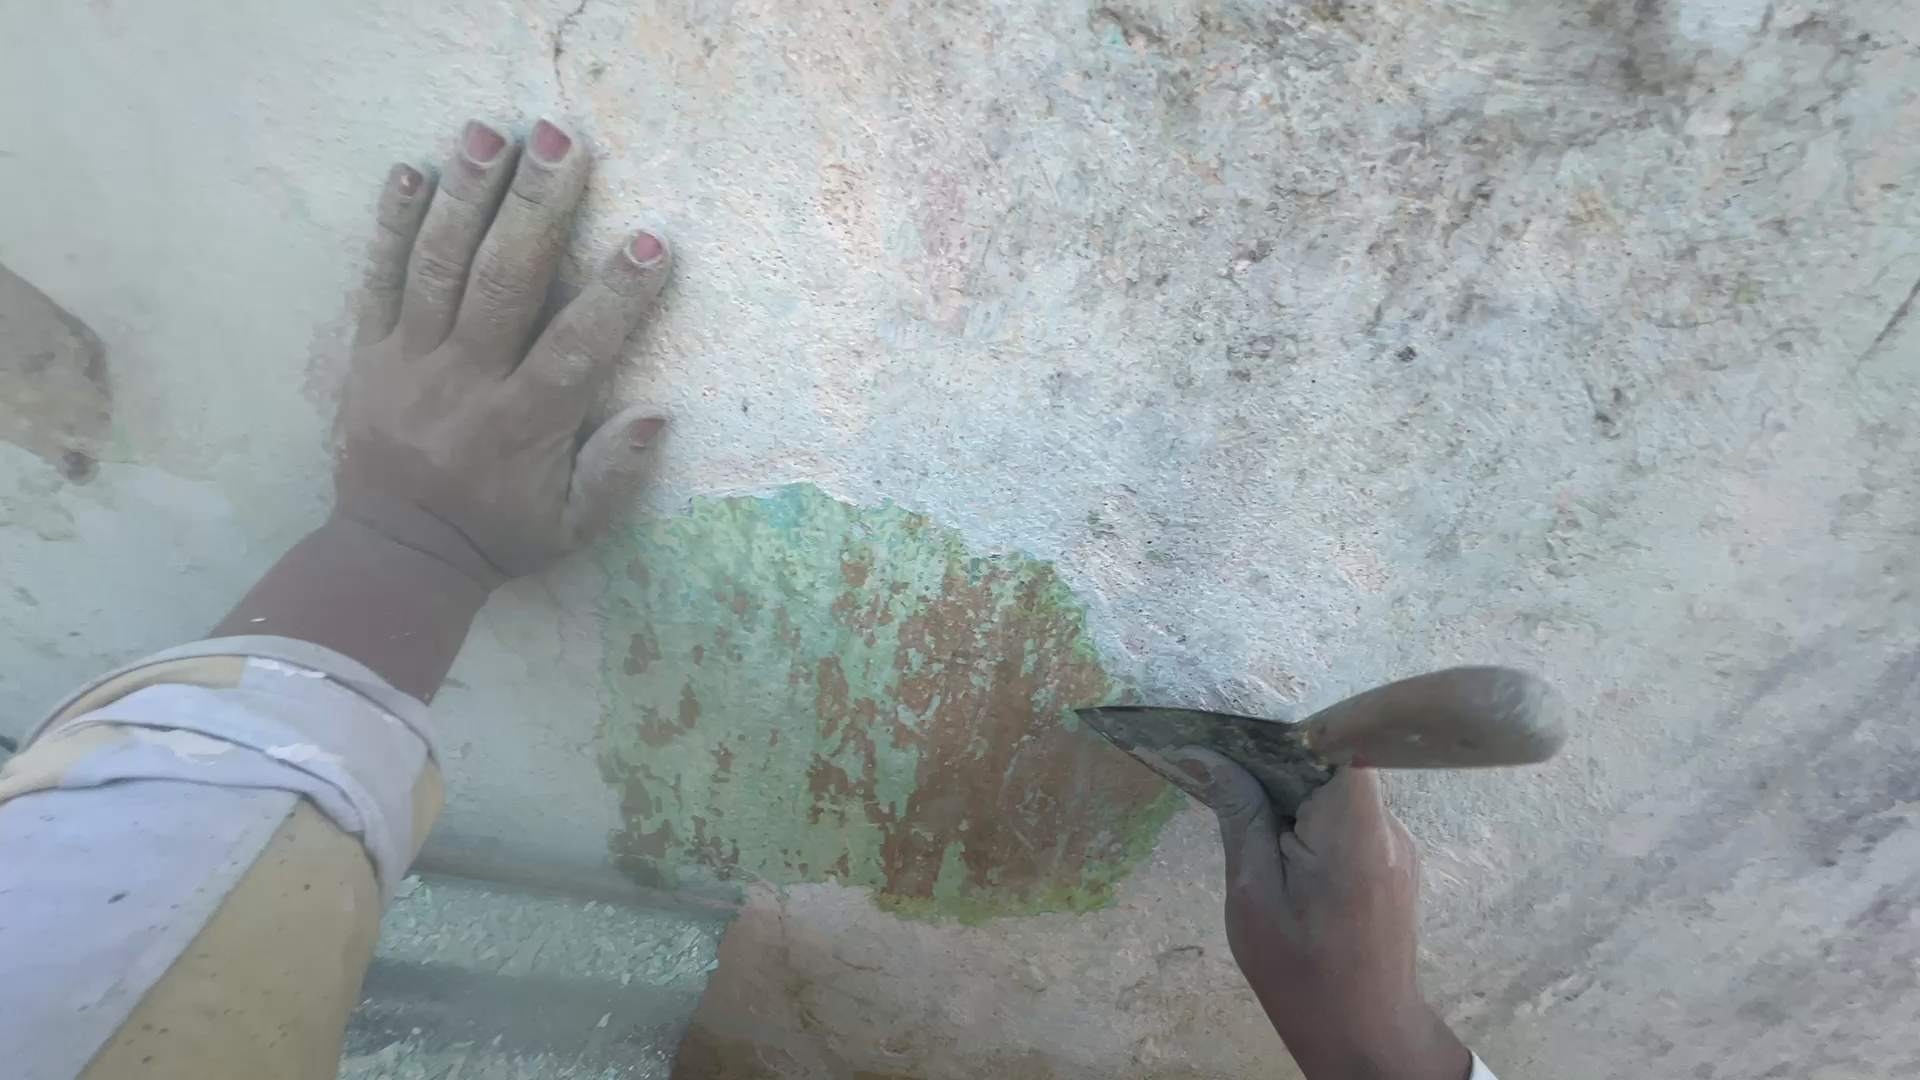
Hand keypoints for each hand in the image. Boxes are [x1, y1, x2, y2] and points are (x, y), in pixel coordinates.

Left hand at [337, 118, 670, 587]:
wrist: (399, 550)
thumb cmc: (505, 533)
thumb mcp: (578, 525)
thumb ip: (617, 473)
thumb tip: (659, 414)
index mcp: (526, 422)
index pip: (579, 346)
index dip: (618, 293)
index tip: (650, 244)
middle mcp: (468, 380)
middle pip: (504, 282)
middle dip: (536, 208)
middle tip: (560, 141)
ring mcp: (411, 360)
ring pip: (438, 266)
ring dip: (467, 194)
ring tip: (490, 133)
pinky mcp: (369, 352)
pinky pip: (376, 279)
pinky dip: (393, 223)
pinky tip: (414, 170)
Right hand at [1170, 749, 1471, 1079]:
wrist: (1367, 1042)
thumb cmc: (1302, 974)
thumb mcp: (1252, 894)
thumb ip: (1238, 815)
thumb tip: (1206, 755)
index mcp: (1356, 833)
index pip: (1338, 746)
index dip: (1286, 735)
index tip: (1238, 744)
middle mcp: (1388, 828)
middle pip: (1330, 763)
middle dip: (1273, 763)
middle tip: (1221, 776)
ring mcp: (1394, 844)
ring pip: (1335, 787)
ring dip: (1287, 790)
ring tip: (1241, 808)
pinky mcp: (1390, 859)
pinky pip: (1344, 814)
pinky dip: (1306, 813)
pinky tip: (1274, 840)